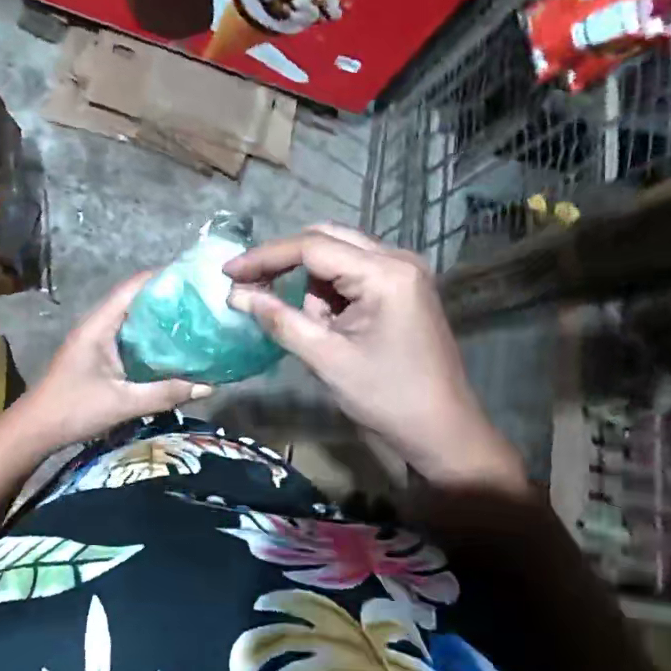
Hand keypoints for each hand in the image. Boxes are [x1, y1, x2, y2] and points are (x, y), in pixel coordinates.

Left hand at [14, 272, 211, 448]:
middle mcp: (96, 327)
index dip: (160, 278)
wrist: (35, 430)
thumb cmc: (74, 410)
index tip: (191, 277)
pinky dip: (149, 338)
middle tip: (201, 301)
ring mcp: (95, 341)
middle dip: (165, 298)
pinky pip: (127, 338)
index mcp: (98, 326)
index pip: (131, 288)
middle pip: (134, 301)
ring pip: (131, 320)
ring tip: (193, 320)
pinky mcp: (97, 357)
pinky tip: (171, 348)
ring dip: (158, 319)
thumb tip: (209, 385)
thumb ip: (166, 393)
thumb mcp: (124, 403)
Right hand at [223, 225, 524, 490]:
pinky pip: (353, 275)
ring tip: (313, 330)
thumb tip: (235, 294)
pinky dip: (330, 294)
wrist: (442, 430)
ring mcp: (404, 272)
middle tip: (248, 285)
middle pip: (326, 240)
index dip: (265, 257)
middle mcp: (398, 259)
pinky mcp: (403, 288)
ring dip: (311, 284)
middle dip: (284, 263)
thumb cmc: (386, 397)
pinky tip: (329, 327)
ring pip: (337, 257)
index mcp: (385, 272)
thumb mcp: (326, 358)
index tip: (228, 272)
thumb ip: (279, 320)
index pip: (312, 247)